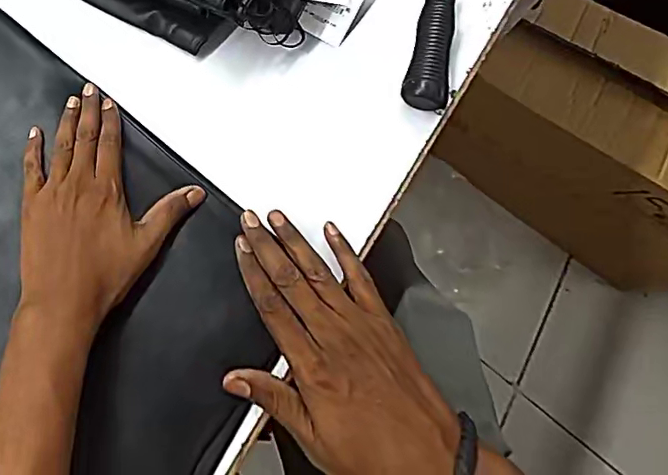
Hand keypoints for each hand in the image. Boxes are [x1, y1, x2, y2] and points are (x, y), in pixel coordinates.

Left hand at [19, 83, 204, 333]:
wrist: (62, 302)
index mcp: (106, 189)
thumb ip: (169, 213)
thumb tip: (194, 193)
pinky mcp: (32, 203)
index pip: (109, 143)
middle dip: (87, 110)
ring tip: (69, 101)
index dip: (109, 120)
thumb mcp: (146, 245)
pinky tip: (34, 134)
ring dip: (65, 121)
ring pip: (61, 146)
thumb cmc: (103, 277)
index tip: (108, 103)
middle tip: (88, 89)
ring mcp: (53, 191)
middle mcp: (79, 183)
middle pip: (84, 137)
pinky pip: (31, 168)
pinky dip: (33, 148)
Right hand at [226, 212, 462, 474]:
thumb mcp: (314, 440)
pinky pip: (360, 277)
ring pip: (319, 271)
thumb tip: (235, 380)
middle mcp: (334, 337)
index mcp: (313, 366)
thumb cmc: (375, 456)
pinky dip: (344, 251)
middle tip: (250, 221)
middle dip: (266, 245)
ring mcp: (359, 324)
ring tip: (278, 218)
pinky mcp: (382, 321)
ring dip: (295, 241)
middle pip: (290, 279)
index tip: (241, 249)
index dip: (252, 273)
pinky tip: (332, 232)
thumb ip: (272, 400)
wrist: (432, 461)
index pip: (272, 307)